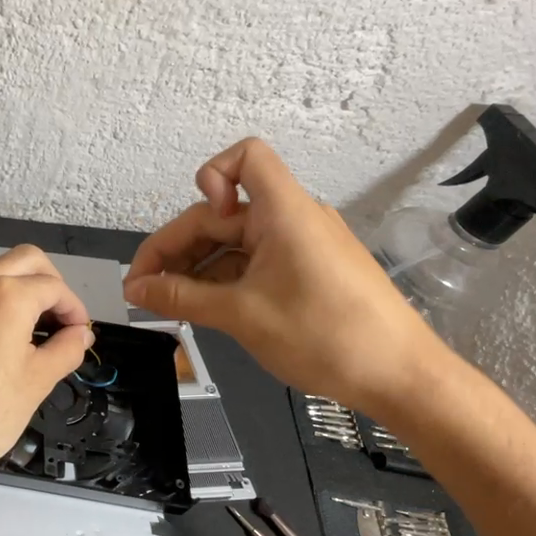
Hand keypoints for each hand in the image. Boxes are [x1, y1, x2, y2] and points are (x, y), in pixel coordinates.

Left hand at [0, 246, 94, 498]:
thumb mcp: (38, 381)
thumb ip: (66, 349)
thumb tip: (80, 335)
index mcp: (7, 296)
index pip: (54, 287)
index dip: (74, 309)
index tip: (80, 332)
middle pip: (26, 260)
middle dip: (50, 283)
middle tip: (61, 319)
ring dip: (18, 281)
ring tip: (34, 320)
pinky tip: (4, 327)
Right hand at [121, 138, 451, 413]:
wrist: (402, 378)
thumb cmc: (326, 337)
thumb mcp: (241, 316)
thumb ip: (180, 297)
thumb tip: (133, 290)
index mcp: (284, 213)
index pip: (245, 157)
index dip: (211, 176)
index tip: (200, 226)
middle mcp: (292, 220)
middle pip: (220, 213)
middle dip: (177, 246)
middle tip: (143, 291)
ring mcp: (300, 247)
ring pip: (232, 242)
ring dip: (194, 268)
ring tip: (167, 306)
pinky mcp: (306, 272)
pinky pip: (251, 263)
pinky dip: (221, 280)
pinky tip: (201, 310)